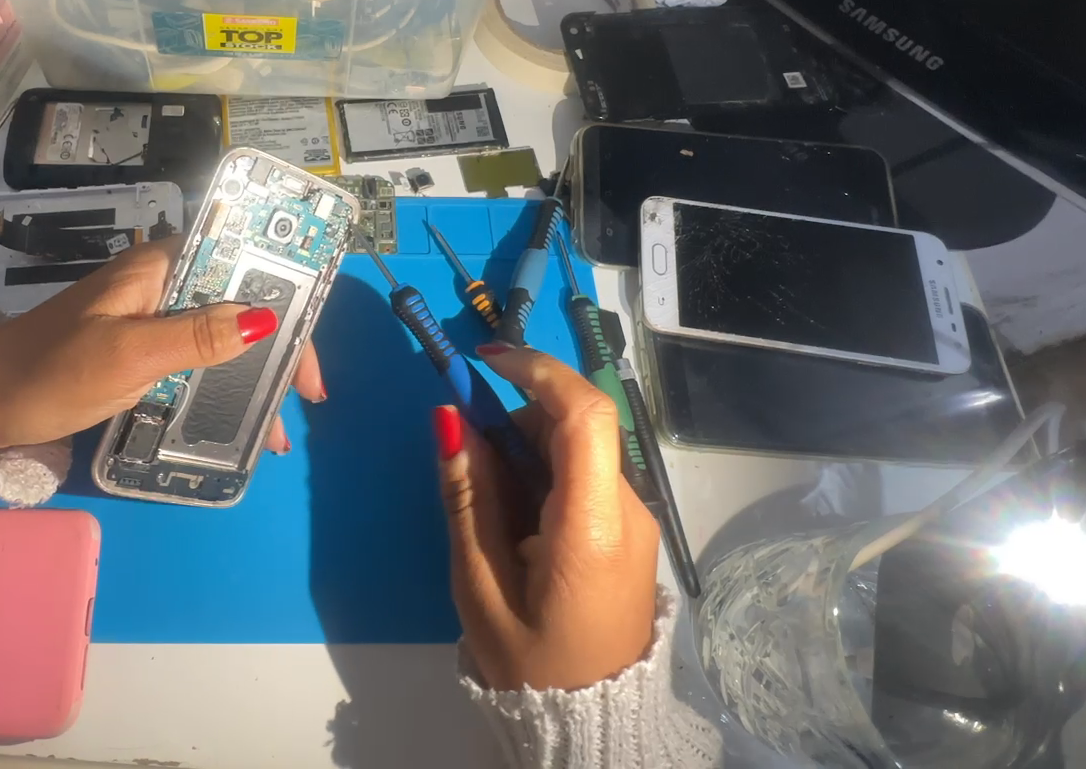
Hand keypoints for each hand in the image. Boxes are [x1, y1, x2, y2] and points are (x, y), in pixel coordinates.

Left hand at [0, 237, 323, 448]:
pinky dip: (221, 382)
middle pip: (237, 301)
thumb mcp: (129, 354)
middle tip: (302, 396)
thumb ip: (195, 336)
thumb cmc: (53, 372)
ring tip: (273, 426)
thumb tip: (263, 319)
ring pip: (220, 333)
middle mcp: (161, 284)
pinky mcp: (140, 347)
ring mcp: (150, 317)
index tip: (304, 350)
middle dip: (276, 347)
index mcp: (159, 268)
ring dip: (252, 373)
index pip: (240, 266)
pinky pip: (196, 356)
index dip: (283, 301)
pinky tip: (235, 414)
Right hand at [434, 344, 659, 691]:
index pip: (585, 415)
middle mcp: (628, 511)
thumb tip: (450, 417)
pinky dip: (541, 471)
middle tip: (469, 457)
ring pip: (575, 446)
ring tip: (491, 508)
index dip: (538, 370)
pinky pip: (581, 473)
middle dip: (516, 418)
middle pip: (573, 425)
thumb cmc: (531, 664)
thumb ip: (466, 496)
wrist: (597, 726)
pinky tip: (516, 520)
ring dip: (525, 447)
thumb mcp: (479, 583)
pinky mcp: (629, 528)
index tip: (485, 359)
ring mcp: (635, 518)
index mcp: (593, 528)